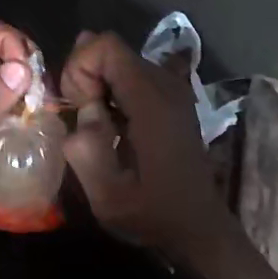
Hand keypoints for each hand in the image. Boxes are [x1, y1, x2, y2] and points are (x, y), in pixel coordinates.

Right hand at [60, 31, 227, 263]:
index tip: (78, 106)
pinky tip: (112, 120)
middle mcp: (166, 86)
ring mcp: (174, 90)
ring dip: (97, 82)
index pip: (106, 46)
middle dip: (85, 75)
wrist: (199, 232)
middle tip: (82, 116)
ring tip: (95, 122)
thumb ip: (84, 148)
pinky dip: (113, 87)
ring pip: (120, 60)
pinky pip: (132, 74)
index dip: (80, 66)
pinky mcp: (174, 99)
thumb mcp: (106, 195)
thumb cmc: (152, 215)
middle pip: (111, 50)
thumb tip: (80, 108)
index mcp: (151, 103)